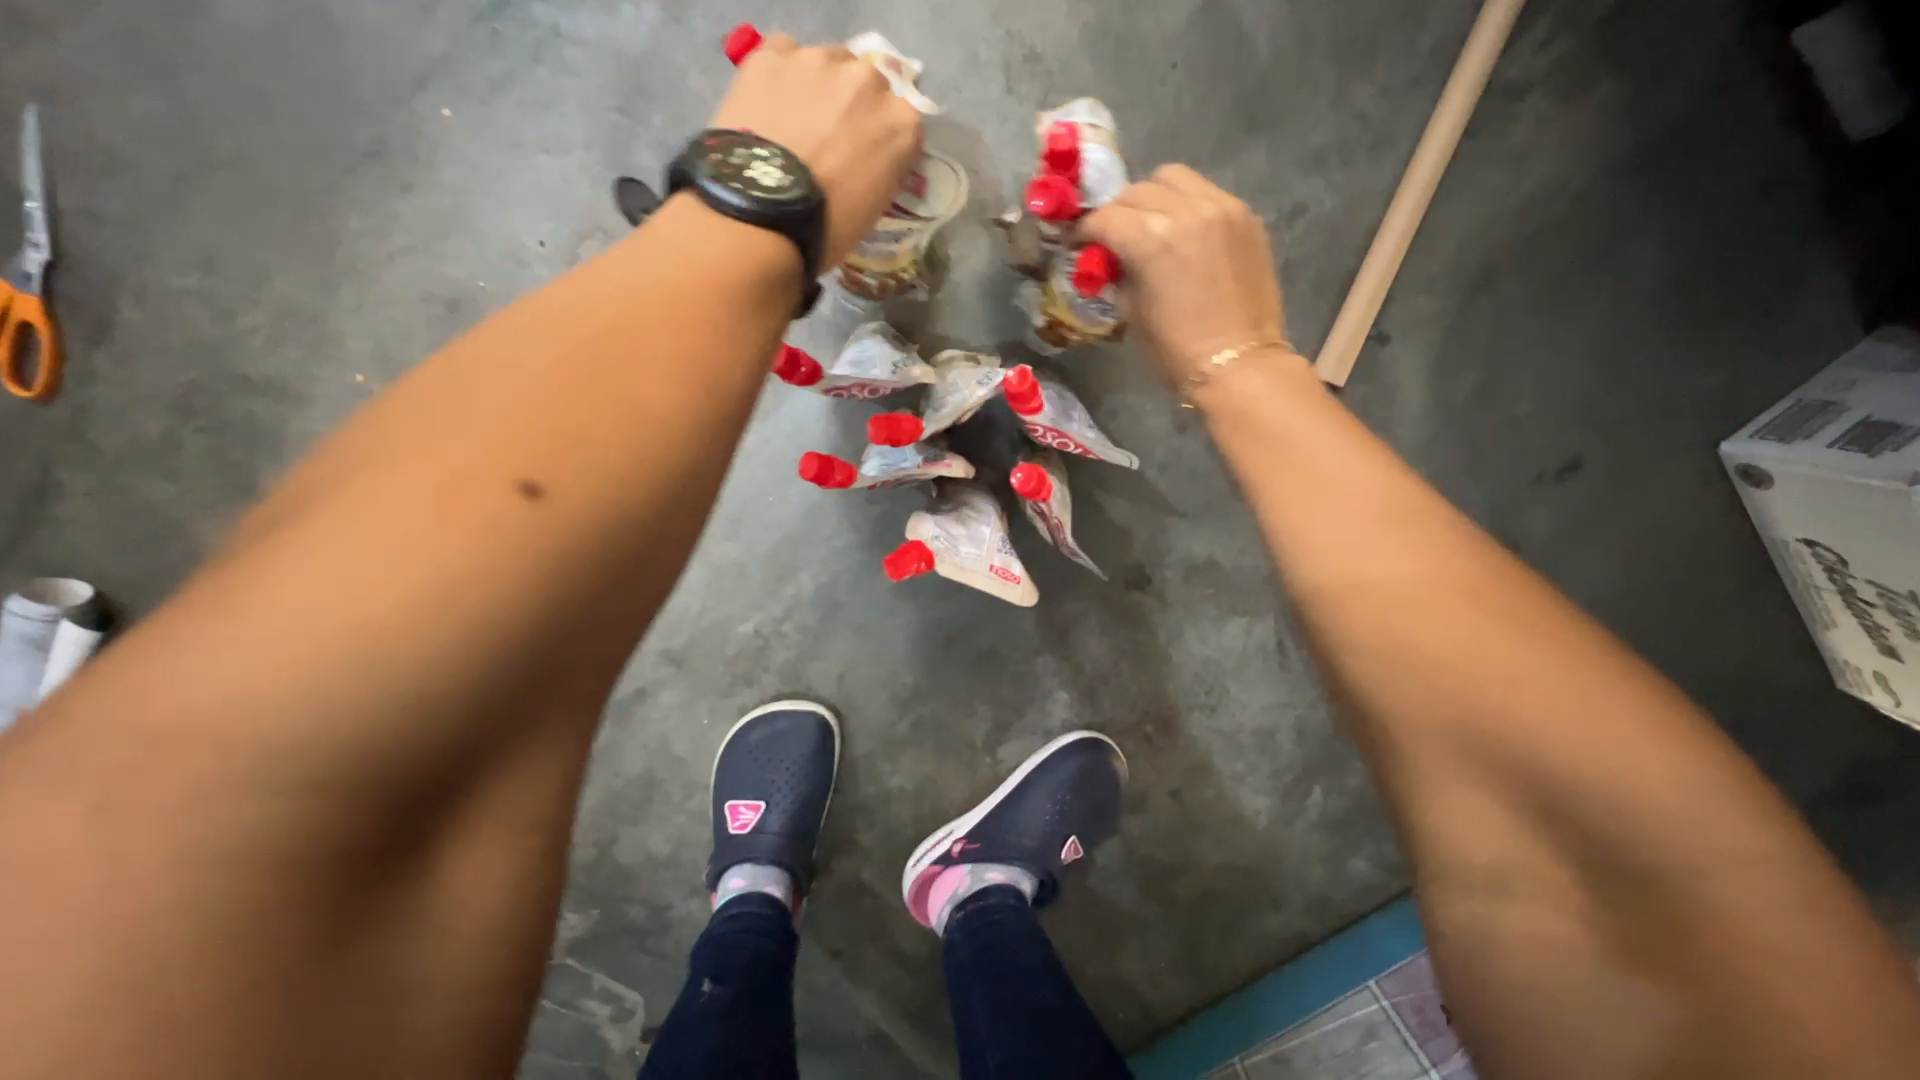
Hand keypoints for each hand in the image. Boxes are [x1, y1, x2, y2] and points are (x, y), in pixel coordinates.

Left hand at [708, 34, 925, 268]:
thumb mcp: (872, 209)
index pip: (899, 123)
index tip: (862, 157)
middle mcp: (868, 81)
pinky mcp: (773, 54)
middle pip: (865, 85)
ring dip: (816, 88)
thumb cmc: (824, 228)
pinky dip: (778, 75)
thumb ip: (881, 169)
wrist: (759, 214)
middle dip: (850, 108)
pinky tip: (766, 105)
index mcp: (902, 124)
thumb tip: (866, 160)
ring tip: (791, 121)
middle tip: (825, 139)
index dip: (878, 140)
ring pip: (825, 65)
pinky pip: (782, 55)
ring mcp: (819, 61)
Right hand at [1080, 166, 1293, 386]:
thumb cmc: (1177, 350)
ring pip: (1174, 178)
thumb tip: (1110, 259)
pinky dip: (1187, 205)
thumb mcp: (1131, 312)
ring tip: (1151, 224)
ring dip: (1154, 197)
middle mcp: (1186, 211)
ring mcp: (1221, 208)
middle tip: (1113, 236)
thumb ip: (1118, 273)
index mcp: (1151, 239)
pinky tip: (1185, 232)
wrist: (1241, 364)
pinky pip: (1206, 193)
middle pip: (1137, 191)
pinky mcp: (1246, 216)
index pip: (1105, 218)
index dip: (1086, 231)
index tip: (1080, 243)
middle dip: (1118, 212)